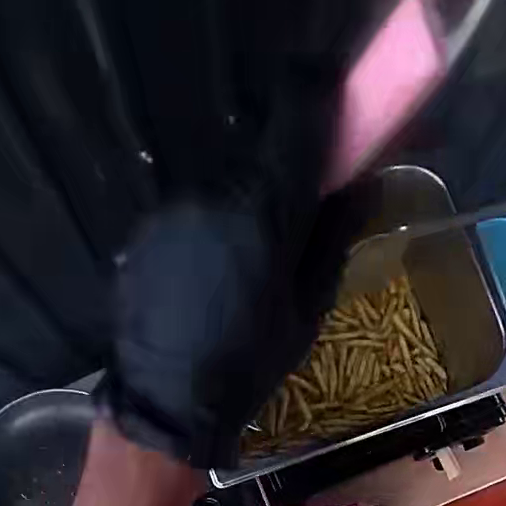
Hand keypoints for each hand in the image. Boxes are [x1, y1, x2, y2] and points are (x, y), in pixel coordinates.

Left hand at [99, 0, 373, 468]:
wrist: (166, 405)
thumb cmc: (247, 366)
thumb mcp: (307, 308)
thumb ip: (335, 233)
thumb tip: (362, 182)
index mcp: (265, 207)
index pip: (298, 103)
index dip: (321, 100)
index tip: (333, 125)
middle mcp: (212, 191)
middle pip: (258, 144)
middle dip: (281, 169)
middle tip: (291, 217)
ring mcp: (170, 210)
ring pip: (220, 177)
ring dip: (240, 200)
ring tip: (242, 259)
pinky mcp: (143, 231)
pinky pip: (187, 208)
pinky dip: (205, 224)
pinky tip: (205, 272)